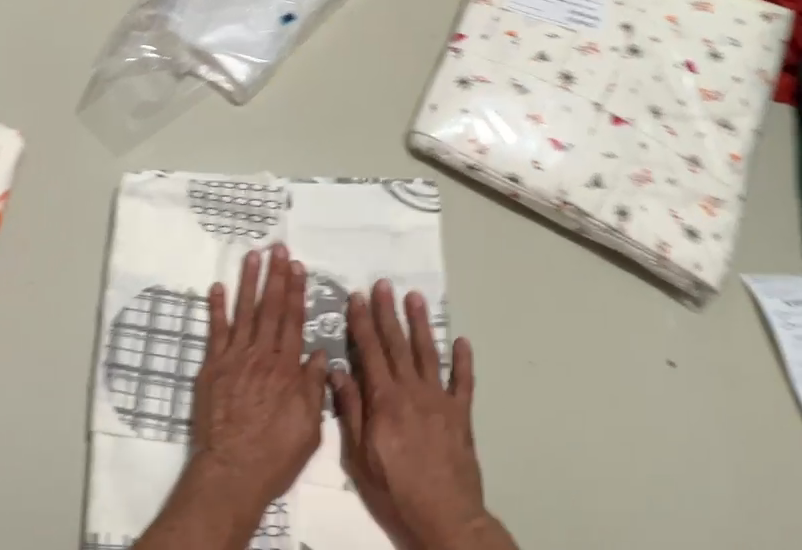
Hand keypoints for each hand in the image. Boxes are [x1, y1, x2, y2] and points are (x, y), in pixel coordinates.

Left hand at [191, 244, 329, 511]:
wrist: (232, 471)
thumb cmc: (275, 455)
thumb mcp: (309, 428)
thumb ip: (314, 388)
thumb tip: (320, 355)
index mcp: (287, 369)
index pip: (294, 321)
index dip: (296, 292)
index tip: (298, 267)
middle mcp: (261, 356)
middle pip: (270, 308)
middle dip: (275, 276)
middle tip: (277, 248)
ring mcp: (234, 359)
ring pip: (244, 312)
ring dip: (248, 282)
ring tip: (252, 255)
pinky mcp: (212, 367)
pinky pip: (215, 331)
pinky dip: (217, 308)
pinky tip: (218, 287)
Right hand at [333, 282, 515, 549]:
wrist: (446, 518)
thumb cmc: (396, 490)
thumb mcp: (359, 458)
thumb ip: (350, 412)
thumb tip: (338, 372)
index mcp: (384, 400)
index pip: (370, 351)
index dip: (362, 322)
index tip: (356, 297)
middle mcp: (412, 392)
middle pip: (397, 344)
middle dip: (388, 312)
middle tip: (383, 284)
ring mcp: (440, 401)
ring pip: (428, 353)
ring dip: (420, 324)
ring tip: (415, 296)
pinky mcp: (461, 416)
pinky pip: (463, 382)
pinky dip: (463, 361)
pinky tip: (462, 341)